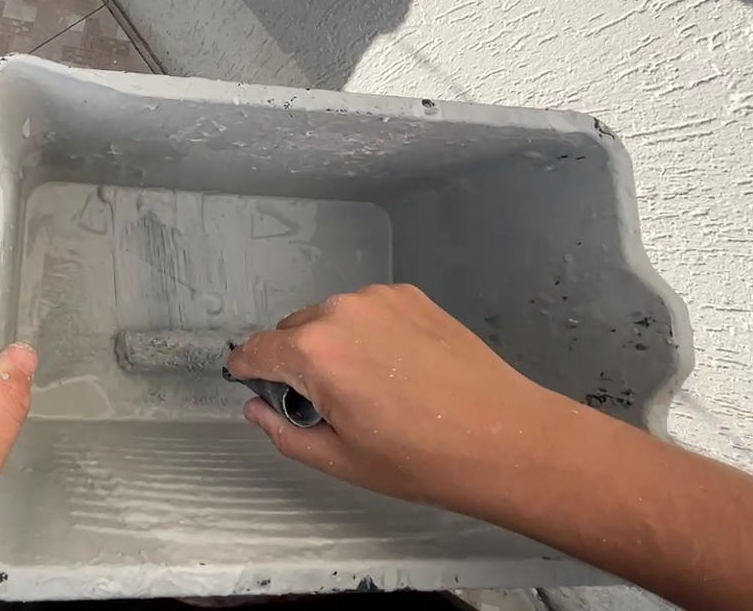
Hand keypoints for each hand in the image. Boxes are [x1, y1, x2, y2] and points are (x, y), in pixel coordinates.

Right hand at [226, 283, 560, 513]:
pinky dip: (367, 330)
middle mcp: (336, 311)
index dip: (246, 368)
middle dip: (294, 359)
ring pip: (329, 317)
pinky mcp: (407, 293)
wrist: (506, 437)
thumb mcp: (341, 460)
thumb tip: (256, 406)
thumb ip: (284, 431)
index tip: (252, 383)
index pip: (255, 349)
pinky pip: (366, 309)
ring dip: (331, 342)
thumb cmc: (419, 459)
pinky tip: (399, 362)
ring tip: (371, 380)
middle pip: (291, 331)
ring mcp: (375, 297)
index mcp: (313, 353)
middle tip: (328, 398)